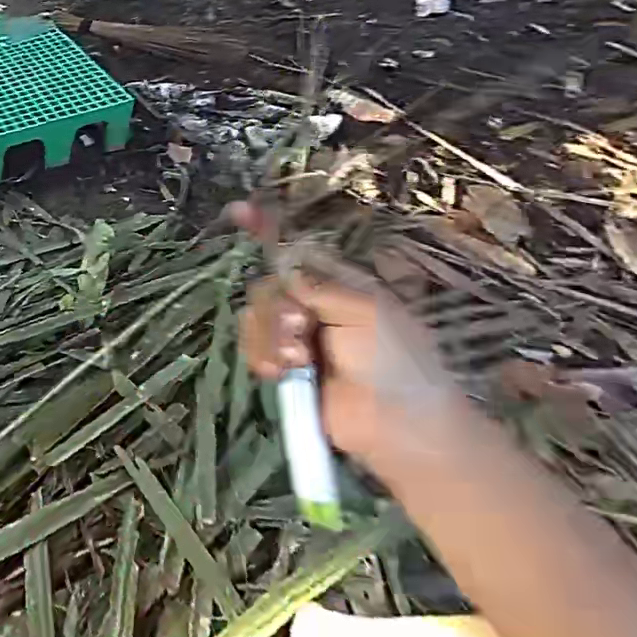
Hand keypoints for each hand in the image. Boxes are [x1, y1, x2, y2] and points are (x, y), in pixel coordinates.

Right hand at [228, 202, 468, 468]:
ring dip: (272, 337)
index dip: (266, 229)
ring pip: (255, 316)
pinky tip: (282, 372)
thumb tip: (282, 270)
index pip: (296, 249)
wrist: (398, 425)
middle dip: (277, 308)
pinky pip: (252, 345)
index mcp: (337, 284)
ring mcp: (293, 336)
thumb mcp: (365, 311)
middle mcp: (311, 305)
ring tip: (299, 362)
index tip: (238, 211)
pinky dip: (263, 356)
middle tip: (301, 329)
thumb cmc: (396, 361)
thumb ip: (318, 285)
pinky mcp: (280, 365)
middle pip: (266, 285)